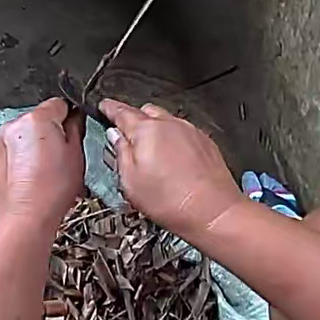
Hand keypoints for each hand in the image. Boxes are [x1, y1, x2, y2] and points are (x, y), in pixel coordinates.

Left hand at [0, 99, 85, 226]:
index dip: (71, 117)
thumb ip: (76, 129)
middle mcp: (15, 124)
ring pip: (26, 133)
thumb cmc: (51, 189)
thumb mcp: (77, 155)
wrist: (25, 215)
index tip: (75, 131)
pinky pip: (13, 147)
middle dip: (52, 131)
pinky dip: (22, 155)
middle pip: (40, 118)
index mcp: (38, 119)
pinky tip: (32, 173)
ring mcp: (0, 139)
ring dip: (36, 143)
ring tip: (46, 168)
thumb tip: (76, 118)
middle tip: (63, 154)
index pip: (59, 104)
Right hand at [99, 100, 242, 239]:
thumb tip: (115, 137)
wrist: (214, 212)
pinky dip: (175, 141)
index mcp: (147, 130)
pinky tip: (173, 162)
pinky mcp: (206, 143)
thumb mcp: (131, 181)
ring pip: (167, 122)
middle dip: (135, 121)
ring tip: (152, 157)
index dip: (110, 108)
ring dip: (157, 132)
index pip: (122, 111)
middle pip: (146, 112)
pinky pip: (184, 133)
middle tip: (127, 139)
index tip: (105, 107)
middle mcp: (171, 125)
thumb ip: (120, 153)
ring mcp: (191, 132)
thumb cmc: (174, 202)